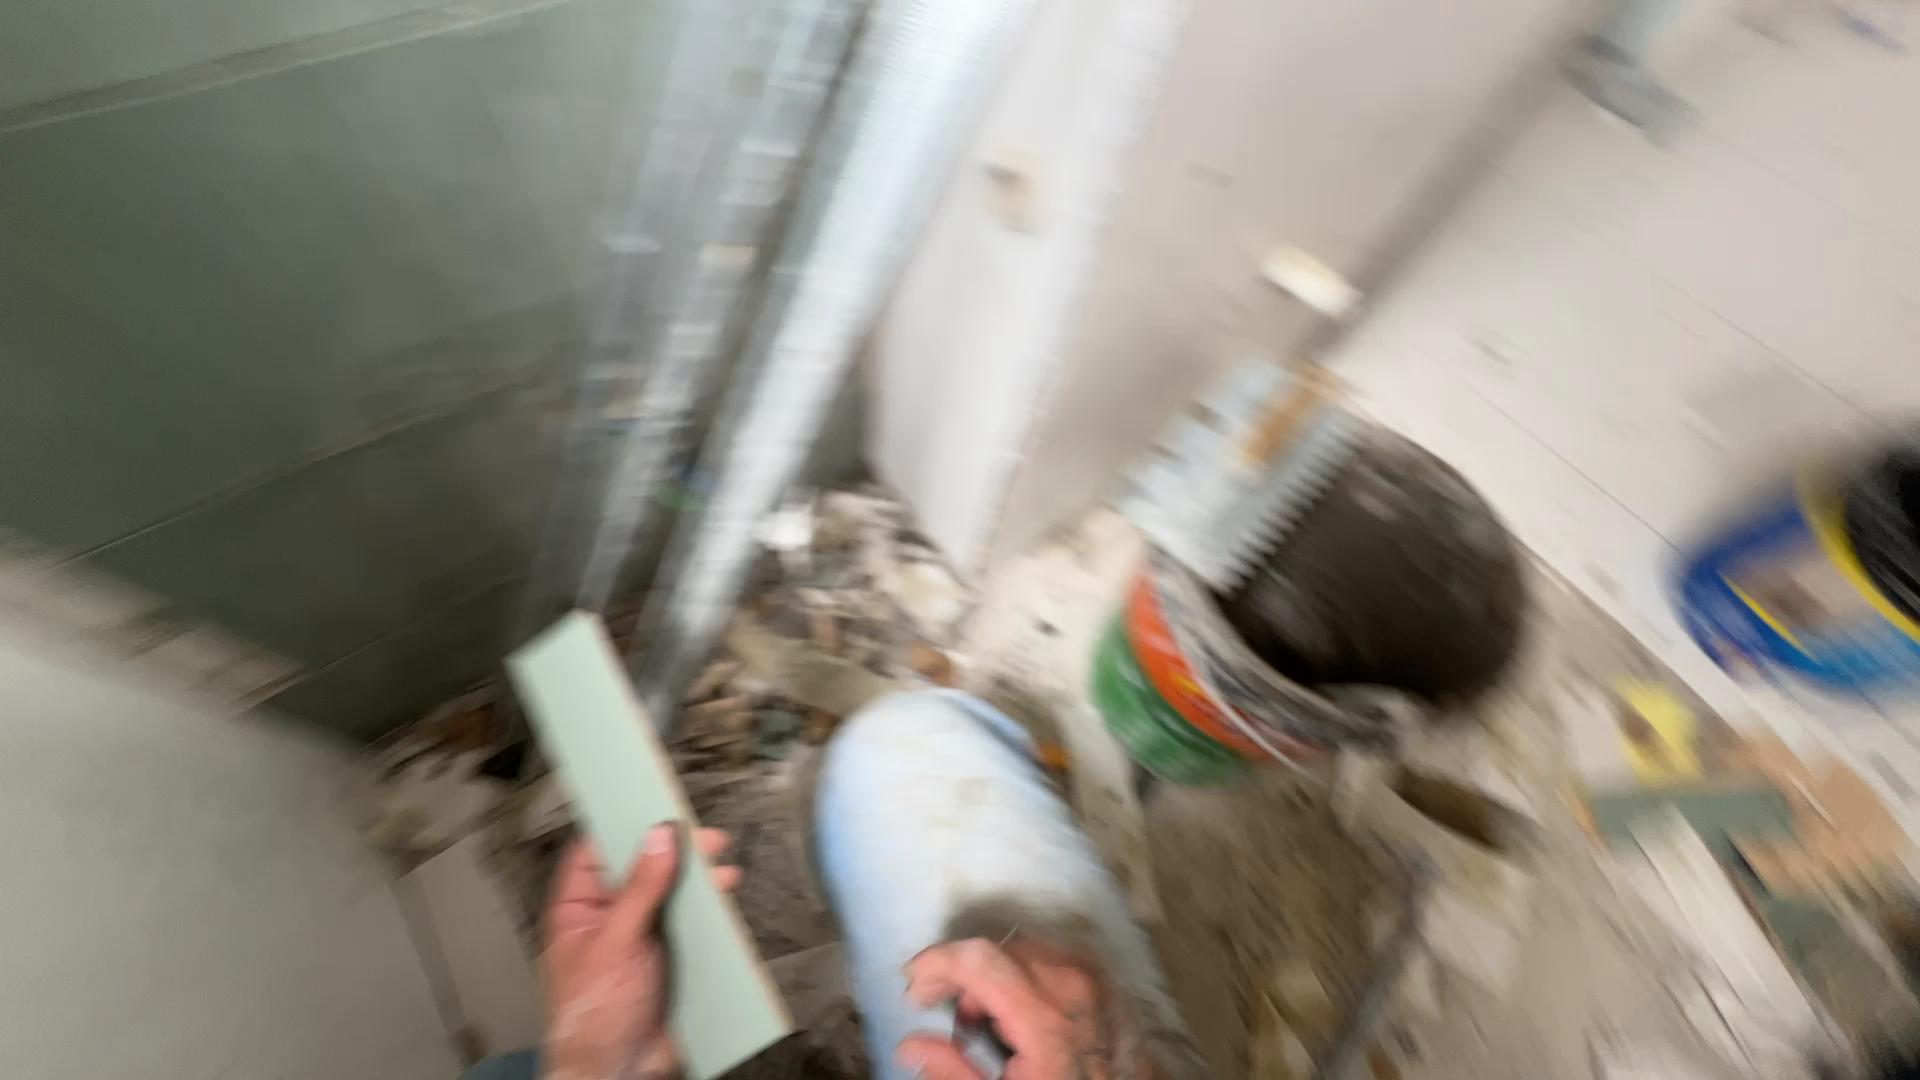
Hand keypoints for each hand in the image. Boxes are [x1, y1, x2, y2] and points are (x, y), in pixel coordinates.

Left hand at [541, 825, 740, 1079]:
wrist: (623, 1075)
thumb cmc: (595, 1017)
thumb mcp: (615, 944)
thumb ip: (639, 889)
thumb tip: (660, 836)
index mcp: (579, 910)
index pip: (596, 851)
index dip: (623, 824)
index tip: (655, 802)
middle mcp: (611, 914)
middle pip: (644, 864)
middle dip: (677, 849)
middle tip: (708, 840)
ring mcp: (643, 932)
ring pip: (673, 888)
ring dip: (700, 876)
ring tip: (724, 871)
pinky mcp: (672, 950)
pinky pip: (693, 916)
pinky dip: (712, 904)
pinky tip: (726, 897)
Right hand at [898, 937, 1145, 1079]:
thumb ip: (956, 1072)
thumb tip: (910, 1045)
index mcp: (1047, 1019)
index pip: (980, 958)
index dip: (937, 962)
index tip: (913, 984)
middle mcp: (1072, 982)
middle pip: (996, 950)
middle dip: (964, 977)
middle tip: (956, 1019)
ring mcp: (1092, 973)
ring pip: (1020, 947)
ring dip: (993, 974)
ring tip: (990, 1020)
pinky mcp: (1102, 972)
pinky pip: (1048, 951)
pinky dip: (1022, 971)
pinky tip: (1021, 1010)